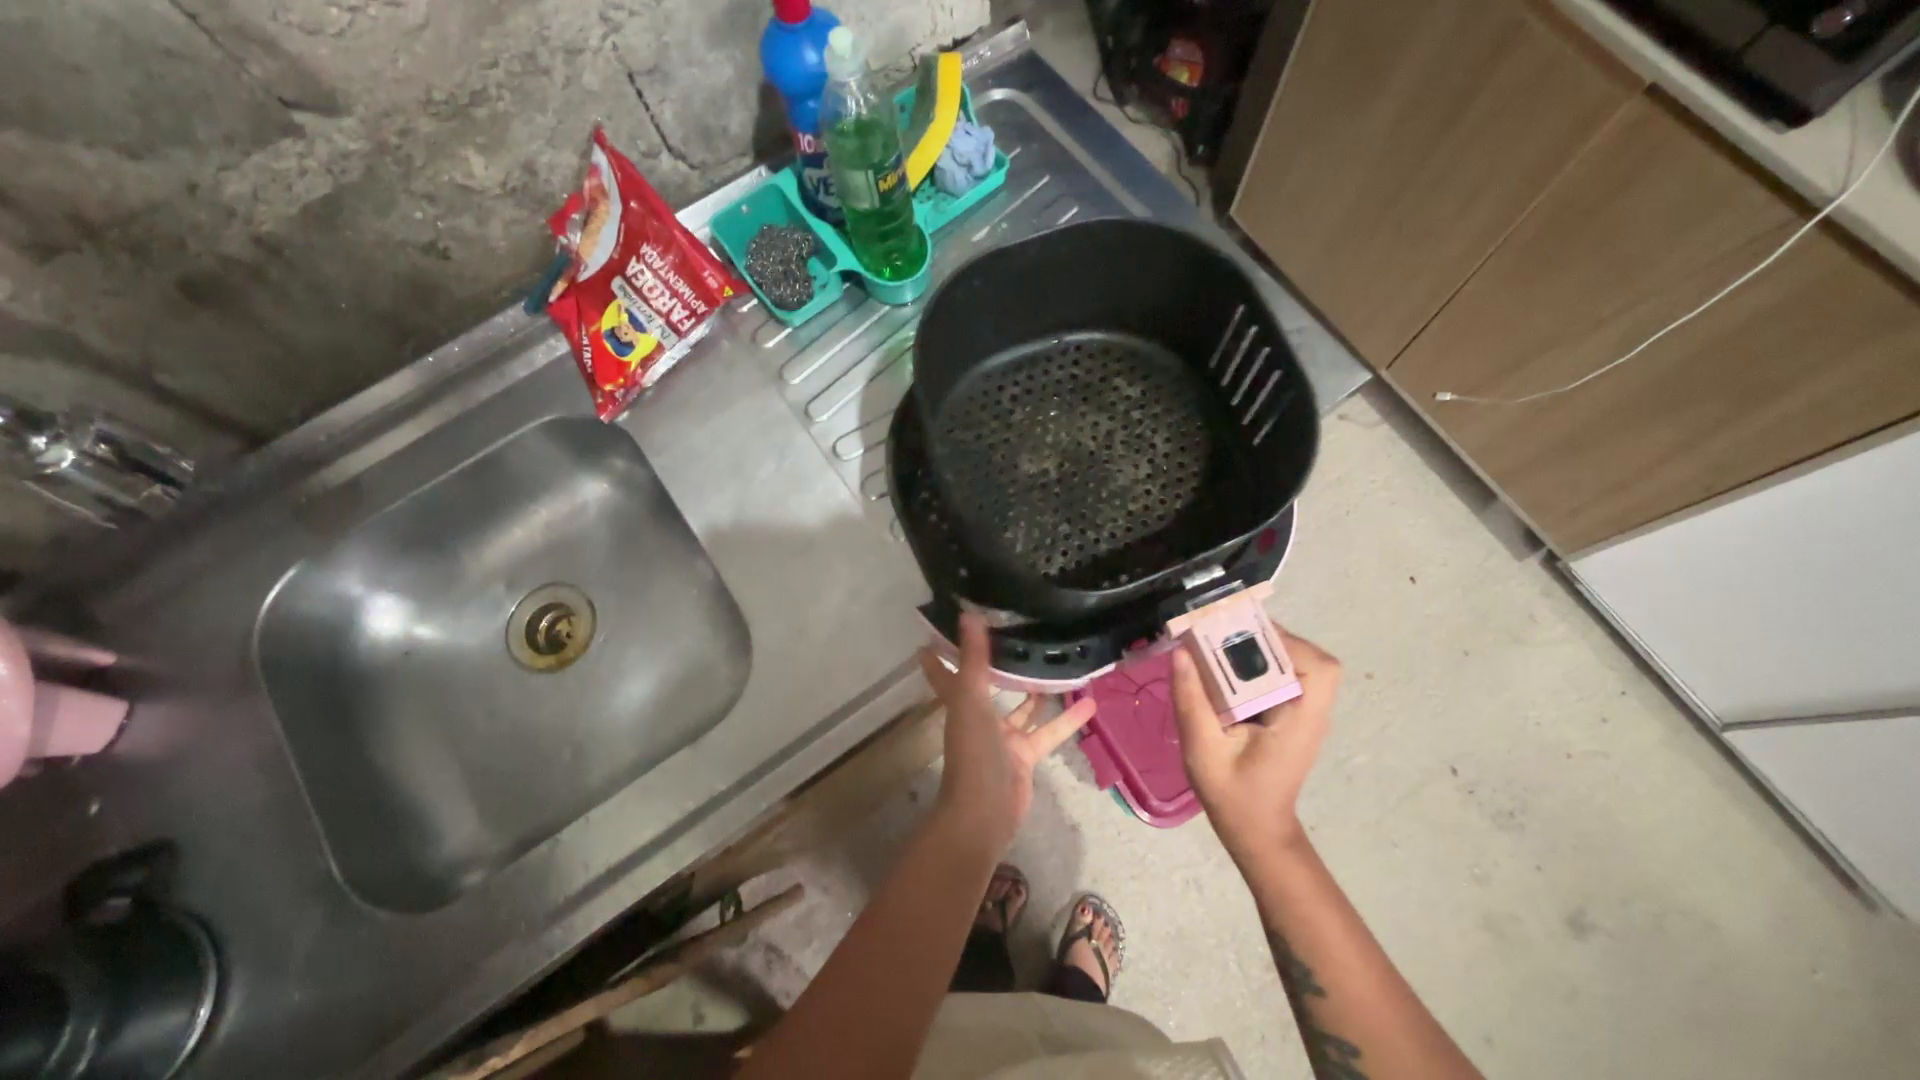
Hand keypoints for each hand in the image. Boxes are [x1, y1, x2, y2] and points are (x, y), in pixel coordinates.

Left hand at [919, 614, 1098, 852]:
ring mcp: (1002, 738)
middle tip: (1022, 634)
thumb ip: (974, 659)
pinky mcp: (1025, 756)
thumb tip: (968, 614)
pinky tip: (1089, 704)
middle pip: (989, 685)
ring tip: (1063, 663)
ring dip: (1040, 690)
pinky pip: (1047, 732)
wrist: (984, 812)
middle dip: (1002, 665)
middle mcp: (978, 717)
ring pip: (1023, 708)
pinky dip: (1066, 720)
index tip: (945, 626)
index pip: (946, 671)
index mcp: (959, 703)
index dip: (943, 651)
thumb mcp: (972, 700)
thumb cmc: (973, 752)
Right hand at [1171, 628, 1341, 862]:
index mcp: (1300, 720)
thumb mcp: (1202, 748)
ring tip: (1223, 647)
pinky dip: (1260, 665)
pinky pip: (1285, 677)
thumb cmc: (1231, 793)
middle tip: (1224, 635)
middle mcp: (1313, 712)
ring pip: (1298, 664)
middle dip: (1267, 639)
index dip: (1286, 643)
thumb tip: (1181, 652)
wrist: (1253, 828)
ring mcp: (1307, 713)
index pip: (1318, 668)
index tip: (1241, 636)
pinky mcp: (1294, 714)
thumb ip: (1192, 700)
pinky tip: (1229, 671)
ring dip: (1262, 650)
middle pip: (1309, 658)